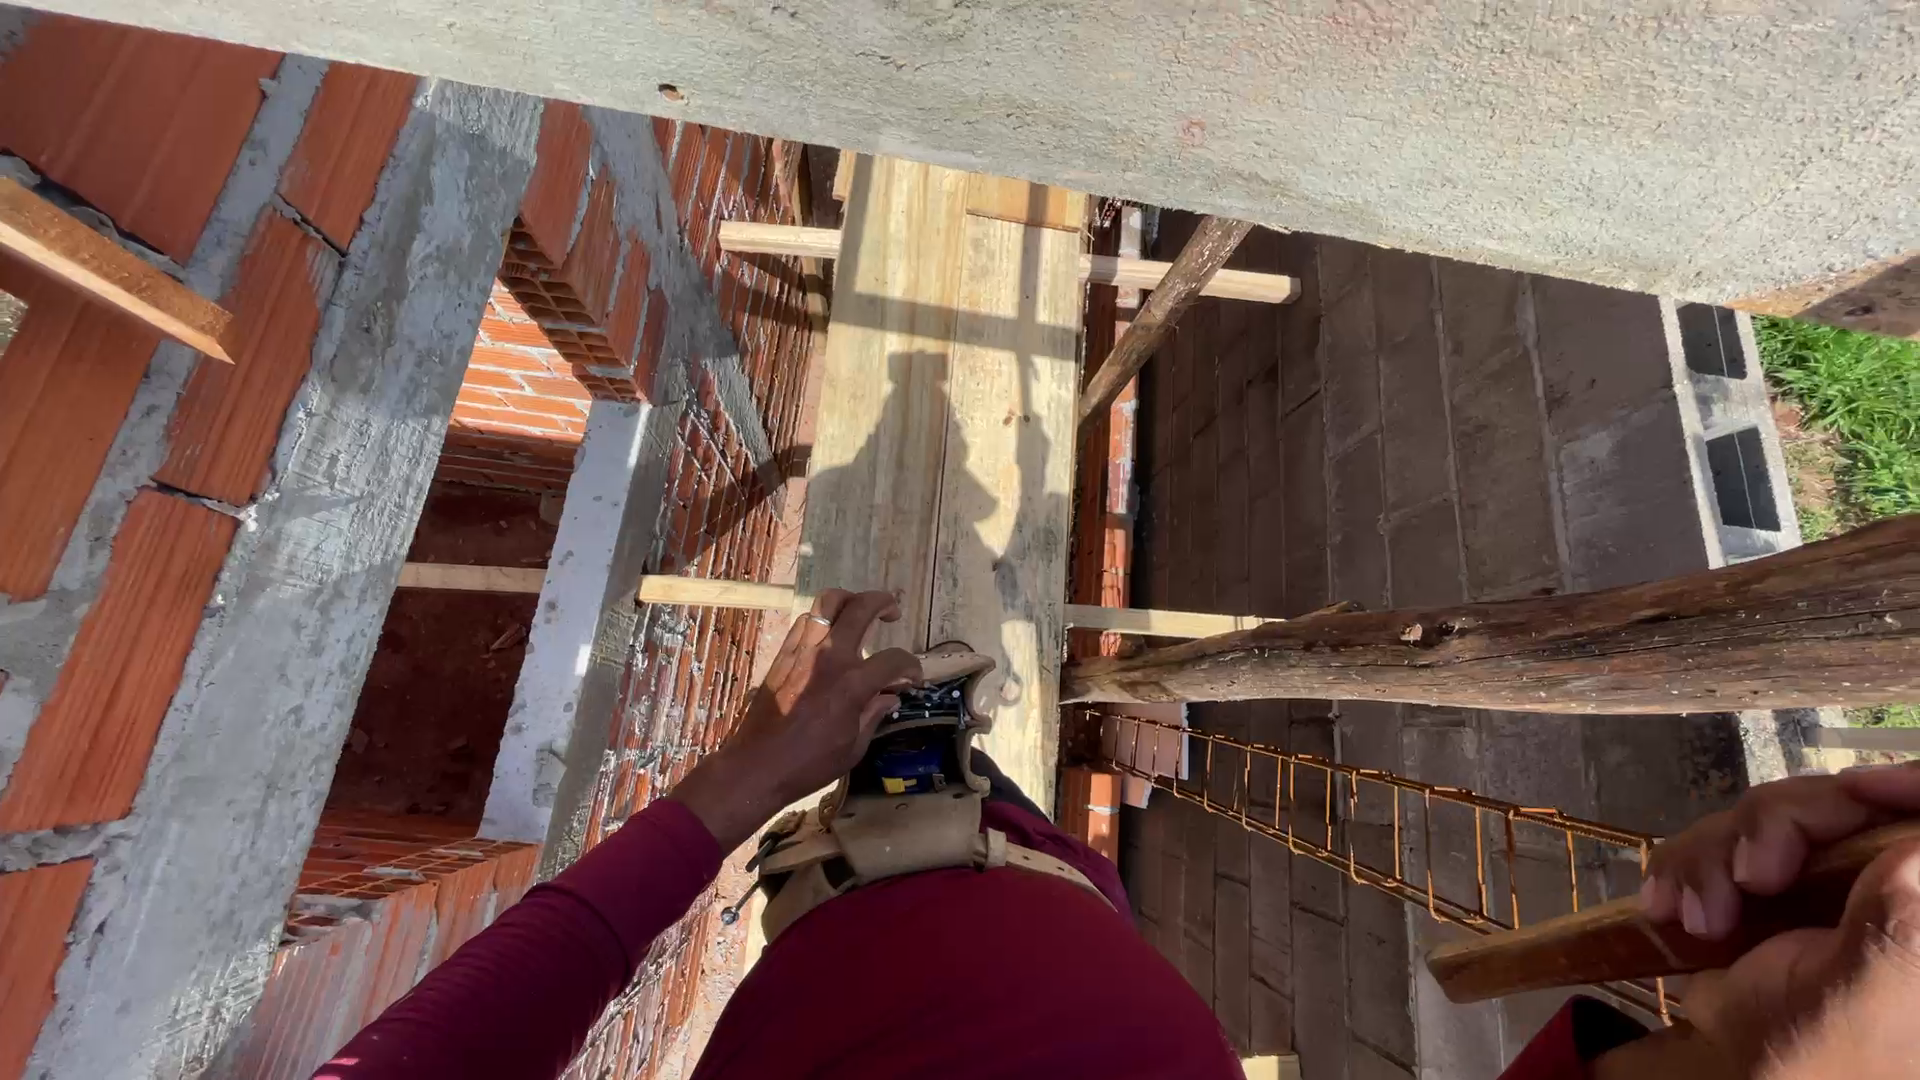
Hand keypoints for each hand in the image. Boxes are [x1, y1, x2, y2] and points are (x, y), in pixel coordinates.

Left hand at [668, 589, 921, 850]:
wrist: (757, 766)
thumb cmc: (809, 764)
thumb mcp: (853, 748)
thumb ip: (875, 714)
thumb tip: (891, 695)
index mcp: (853, 684)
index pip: (894, 660)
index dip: (911, 666)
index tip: (913, 677)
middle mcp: (830, 657)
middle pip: (862, 608)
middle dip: (884, 603)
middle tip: (893, 611)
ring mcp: (803, 650)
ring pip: (828, 602)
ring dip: (850, 600)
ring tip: (859, 610)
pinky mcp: (783, 654)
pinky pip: (805, 621)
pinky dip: (822, 618)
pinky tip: (829, 633)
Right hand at [1622, 762, 1919, 1079]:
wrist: (1737, 1078)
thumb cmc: (1814, 1056)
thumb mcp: (1860, 997)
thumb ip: (1900, 929)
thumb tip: (1915, 847)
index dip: (1904, 786)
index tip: (1859, 788)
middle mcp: (1890, 889)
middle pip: (1839, 803)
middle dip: (1771, 831)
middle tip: (1745, 879)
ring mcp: (1828, 887)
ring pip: (1766, 817)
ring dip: (1711, 859)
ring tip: (1695, 916)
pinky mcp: (1771, 886)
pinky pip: (1719, 840)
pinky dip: (1685, 869)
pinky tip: (1674, 909)